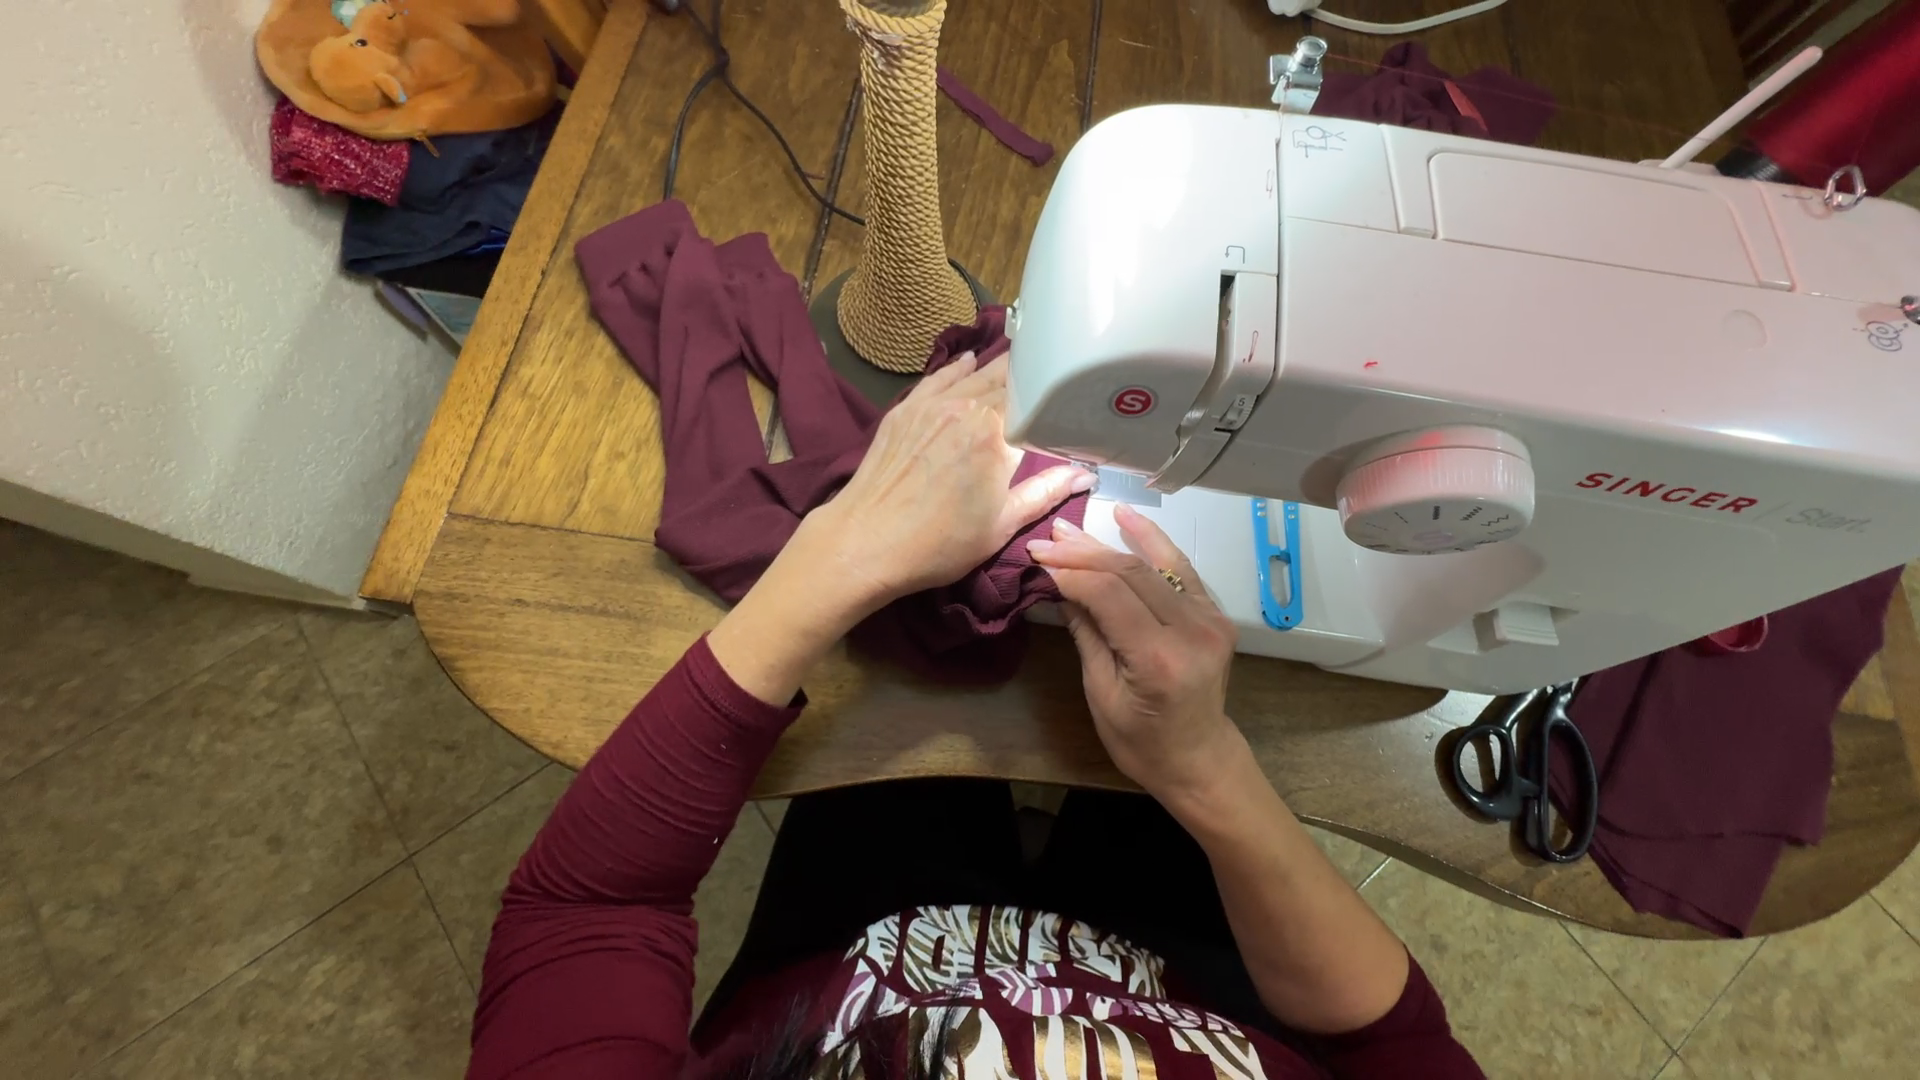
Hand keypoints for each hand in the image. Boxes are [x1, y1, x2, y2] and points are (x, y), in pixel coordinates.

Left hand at [804, 352, 1093, 605]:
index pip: (1035, 399)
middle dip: (1030, 380)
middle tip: (1050, 381)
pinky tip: (968, 362)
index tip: (1069, 405)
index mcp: (997, 432)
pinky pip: (939, 377)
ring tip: (1020, 363)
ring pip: (973, 373)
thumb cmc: (939, 543)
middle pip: (1007, 379)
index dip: (1053, 400)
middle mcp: (965, 406)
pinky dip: (958, 369)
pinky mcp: (904, 410)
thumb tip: (1085, 475)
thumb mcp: (1001, 524)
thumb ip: (1045, 492)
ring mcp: (931, 404)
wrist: (865, 543)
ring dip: (998, 369)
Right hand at [1028, 505, 1242, 803]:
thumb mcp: (1100, 692)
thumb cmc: (1140, 741)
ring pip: (1153, 564)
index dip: (1071, 572)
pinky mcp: (1214, 613)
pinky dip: (1153, 540)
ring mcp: (1209, 619)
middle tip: (1046, 541)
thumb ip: (1086, 633)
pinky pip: (1179, 568)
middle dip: (1083, 553)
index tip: (1038, 559)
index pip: (1110, 595)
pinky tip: (1126, 517)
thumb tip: (1059, 584)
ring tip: (1072, 528)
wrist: (1198, 759)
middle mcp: (1192, 631)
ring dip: (1109, 543)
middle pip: (1131, 573)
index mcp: (1160, 660)